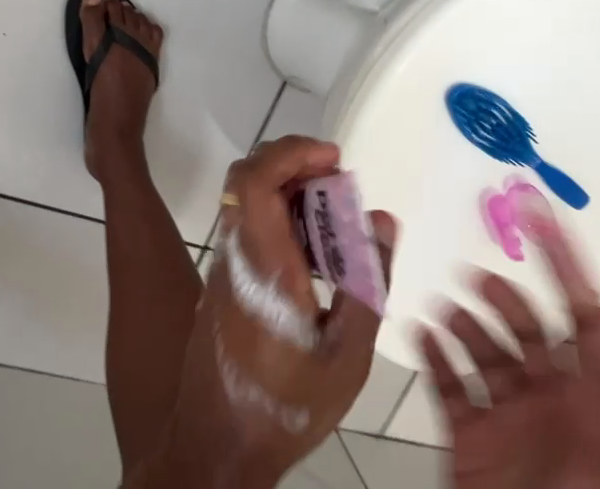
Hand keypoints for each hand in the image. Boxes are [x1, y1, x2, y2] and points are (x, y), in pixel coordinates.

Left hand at [132, 137, 396, 487]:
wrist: (218, 445)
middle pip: (249, 180)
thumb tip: (381, 221)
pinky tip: (317, 260)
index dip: (291, 153)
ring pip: (248, 204)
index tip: (332, 157)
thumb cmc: (286, 402)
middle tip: (339, 184)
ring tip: (337, 223)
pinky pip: (250, 232)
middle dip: (294, 165)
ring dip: (290, 195)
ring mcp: (225, 269)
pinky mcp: (224, 286)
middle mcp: (237, 255)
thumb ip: (368, 282)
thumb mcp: (347, 353)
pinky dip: (282, 224)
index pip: (256, 180)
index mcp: (264, 264)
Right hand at [421, 199, 599, 488]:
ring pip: (482, 350)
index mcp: (584, 396)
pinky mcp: (469, 435)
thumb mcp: (593, 441)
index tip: (539, 212)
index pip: (577, 314)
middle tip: (473, 274)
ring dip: (463, 321)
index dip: (563, 261)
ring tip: (440, 305)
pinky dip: (433, 355)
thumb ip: (598, 376)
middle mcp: (546, 398)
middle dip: (502, 295)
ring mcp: (505, 416)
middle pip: (525, 328)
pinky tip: (419, 333)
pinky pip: (449, 385)